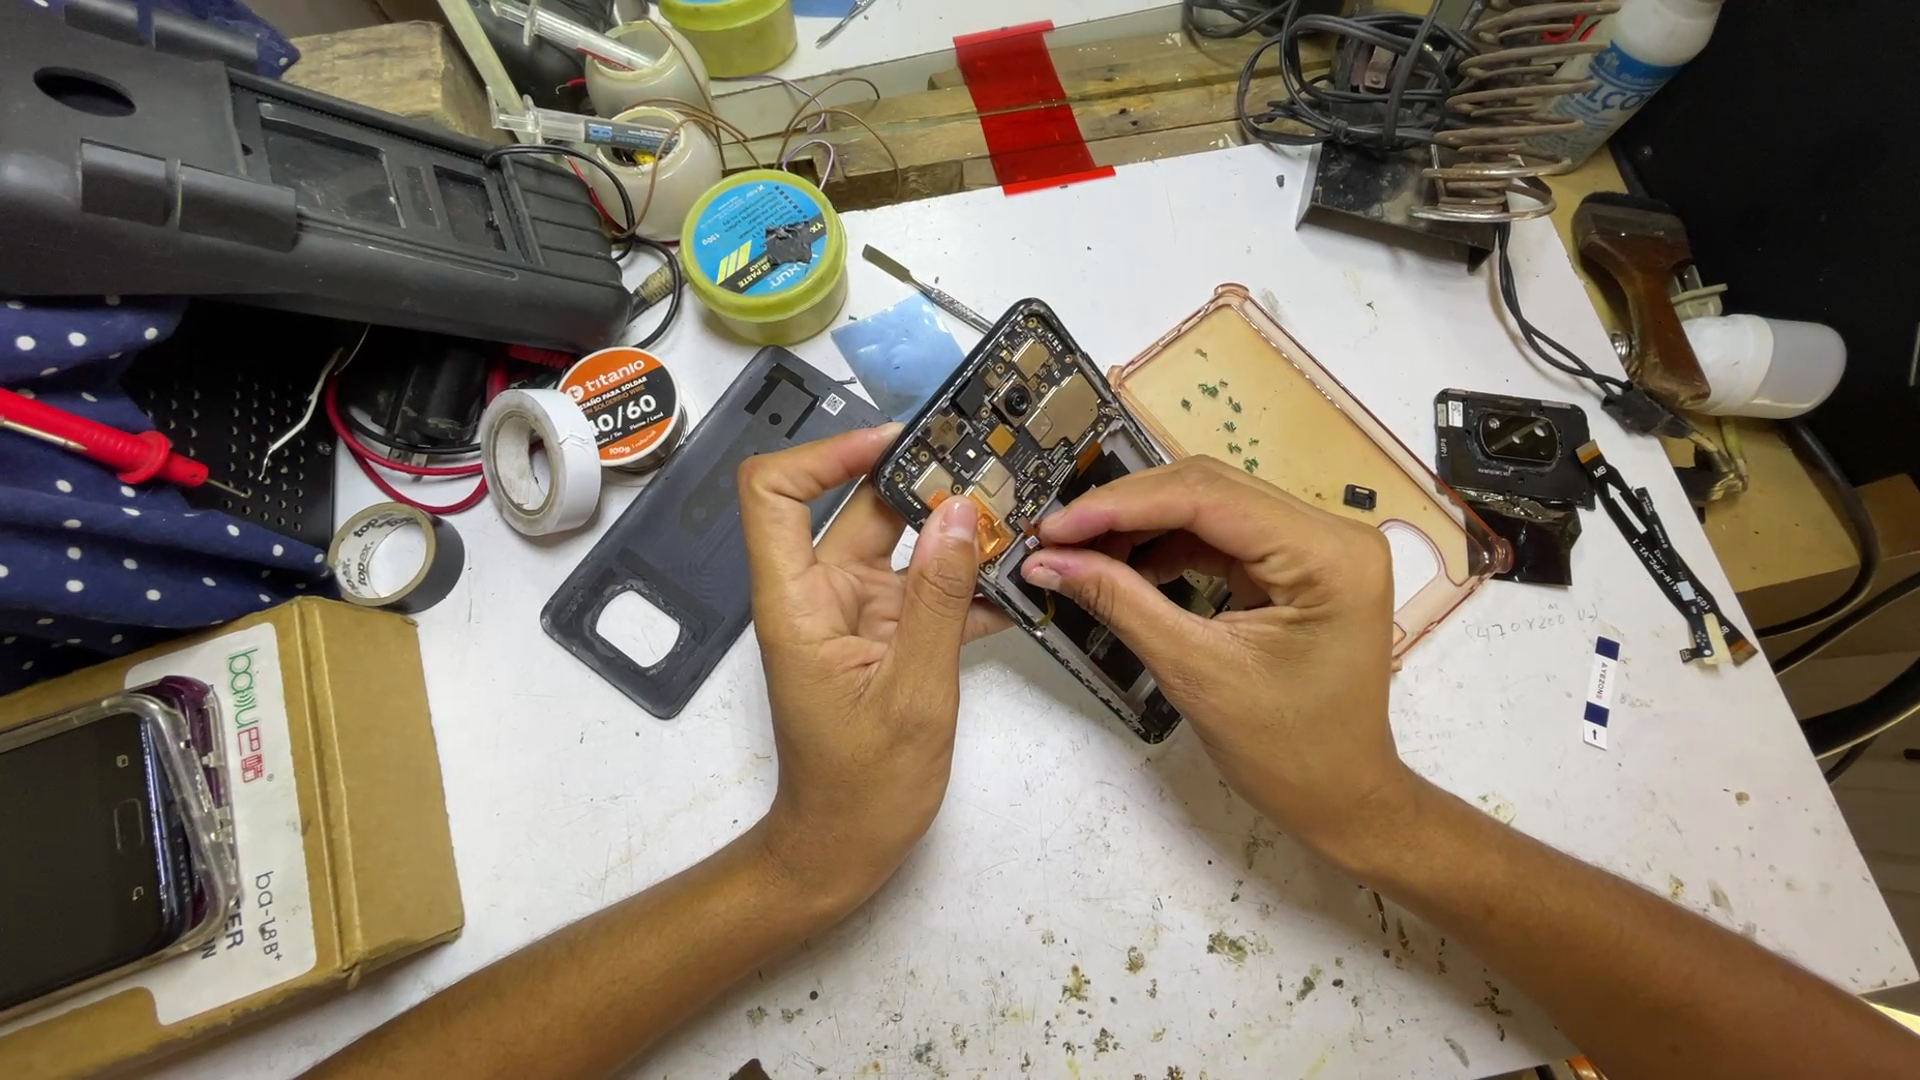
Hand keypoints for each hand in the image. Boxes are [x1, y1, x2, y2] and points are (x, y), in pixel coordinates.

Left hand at [738, 426, 1005, 913]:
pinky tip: (1015, 585)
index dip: (826, 453)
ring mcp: (855, 612)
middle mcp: (821, 593)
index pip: (776, 494)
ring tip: (1019, 519)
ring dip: (955, 534)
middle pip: (859, 509)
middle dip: (923, 485)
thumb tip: (962, 511)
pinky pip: (924, 590)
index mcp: (798, 600)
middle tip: (994, 467)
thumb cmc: (862, 786)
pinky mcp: (885, 634)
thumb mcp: (914, 691)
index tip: (899, 443)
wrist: (842, 849)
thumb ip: (939, 599)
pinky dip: (964, 584)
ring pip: (902, 545)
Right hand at [1018, 456, 1414, 868]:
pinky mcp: (1292, 563)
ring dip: (1139, 524)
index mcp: (1327, 555)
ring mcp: (1312, 544)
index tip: (1054, 527)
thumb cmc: (1283, 749)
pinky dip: (1163, 545)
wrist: (1338, 796)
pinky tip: (1122, 563)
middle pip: (1208, 489)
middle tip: (1057, 536)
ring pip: (1207, 505)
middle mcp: (1328, 532)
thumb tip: (1044, 561)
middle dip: (1125, 509)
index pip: (1208, 497)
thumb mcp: (1194, 671)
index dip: (1121, 505)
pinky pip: (1216, 535)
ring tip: (1081, 550)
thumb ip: (1119, 602)